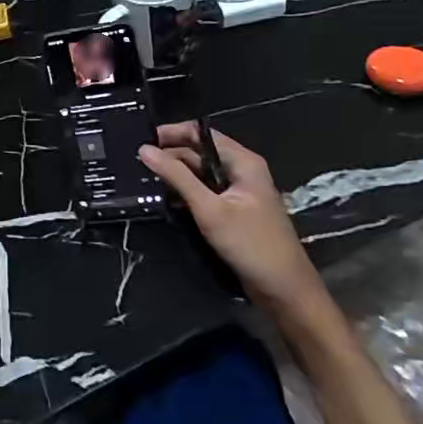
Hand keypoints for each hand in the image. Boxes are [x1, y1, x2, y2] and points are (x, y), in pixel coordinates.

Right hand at [139, 123, 324, 308]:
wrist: (284, 290)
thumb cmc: (250, 244)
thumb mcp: (210, 209)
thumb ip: (177, 177)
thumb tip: (145, 149)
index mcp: (243, 161)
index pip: (202, 134)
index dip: (173, 133)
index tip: (143, 141)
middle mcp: (242, 170)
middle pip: (200, 153)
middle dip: (172, 156)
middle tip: (138, 164)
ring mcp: (239, 191)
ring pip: (202, 174)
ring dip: (178, 176)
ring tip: (145, 179)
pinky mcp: (235, 211)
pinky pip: (207, 192)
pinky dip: (188, 193)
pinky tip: (166, 199)